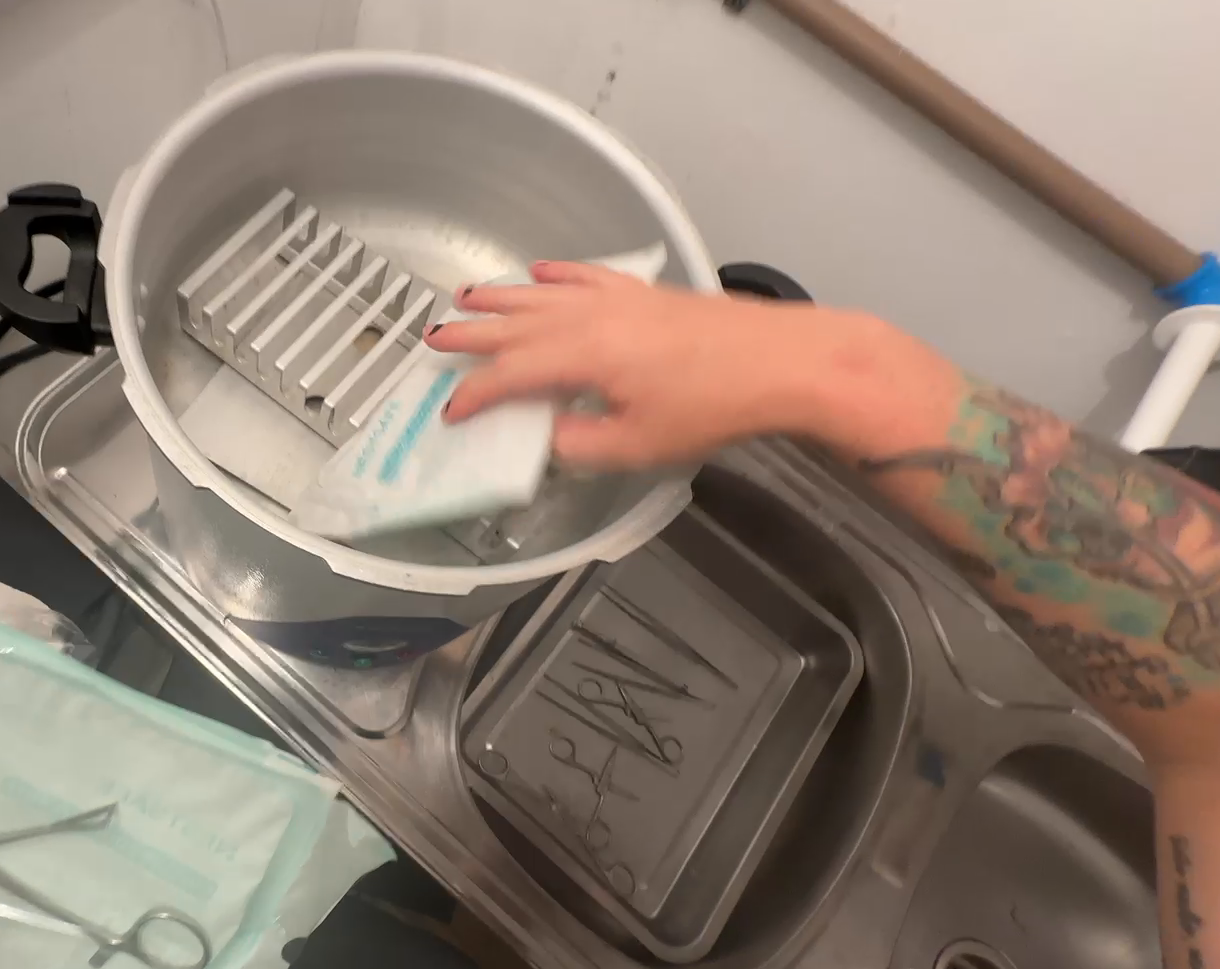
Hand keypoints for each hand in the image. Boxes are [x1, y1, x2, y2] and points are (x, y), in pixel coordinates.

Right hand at [432, 261, 951, 467]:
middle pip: (513, 325)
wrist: (787, 363)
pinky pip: (586, 276)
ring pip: (541, 295)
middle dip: (469, 335)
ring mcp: (616, 299)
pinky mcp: (642, 293)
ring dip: (500, 298)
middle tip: (432, 338)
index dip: (473, 396)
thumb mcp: (634, 446)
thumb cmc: (710, 409)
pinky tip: (540, 272)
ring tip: (466, 296)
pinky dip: (556, 275)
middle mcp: (588, 318)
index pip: (508, 376)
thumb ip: (576, 443)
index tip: (449, 415)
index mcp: (580, 356)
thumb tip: (546, 436)